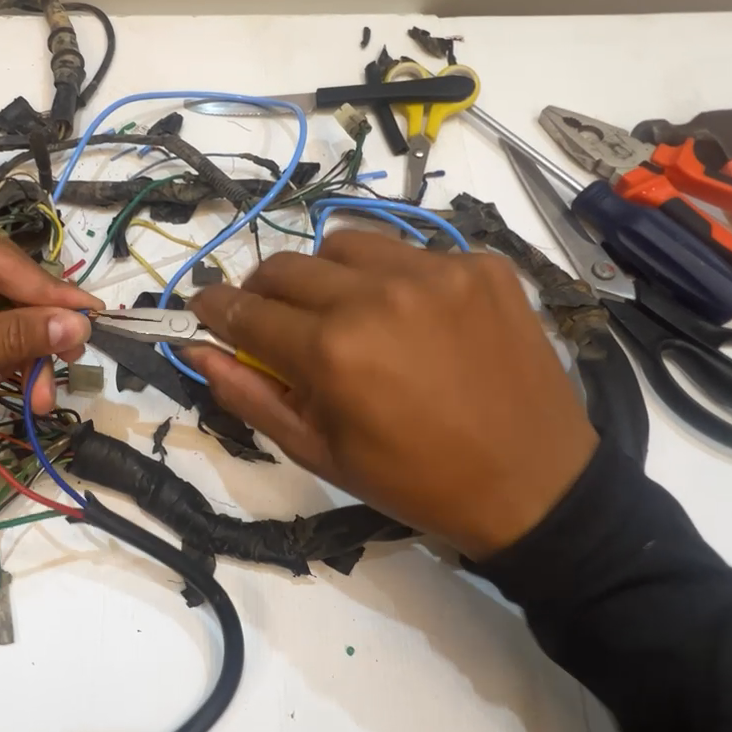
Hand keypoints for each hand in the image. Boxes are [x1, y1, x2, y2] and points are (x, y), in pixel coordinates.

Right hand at [186, 232, 596, 558]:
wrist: (535, 486)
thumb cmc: (413, 481)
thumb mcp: (318, 451)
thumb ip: (247, 394)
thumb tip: (196, 348)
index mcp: (331, 351)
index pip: (244, 309)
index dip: (213, 309)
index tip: (204, 309)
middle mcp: (376, 296)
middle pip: (284, 266)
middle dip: (261, 292)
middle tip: (272, 322)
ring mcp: (434, 271)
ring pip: (342, 245)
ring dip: (323, 276)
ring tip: (341, 313)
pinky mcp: (480, 263)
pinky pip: (406, 250)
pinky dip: (388, 278)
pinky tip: (407, 316)